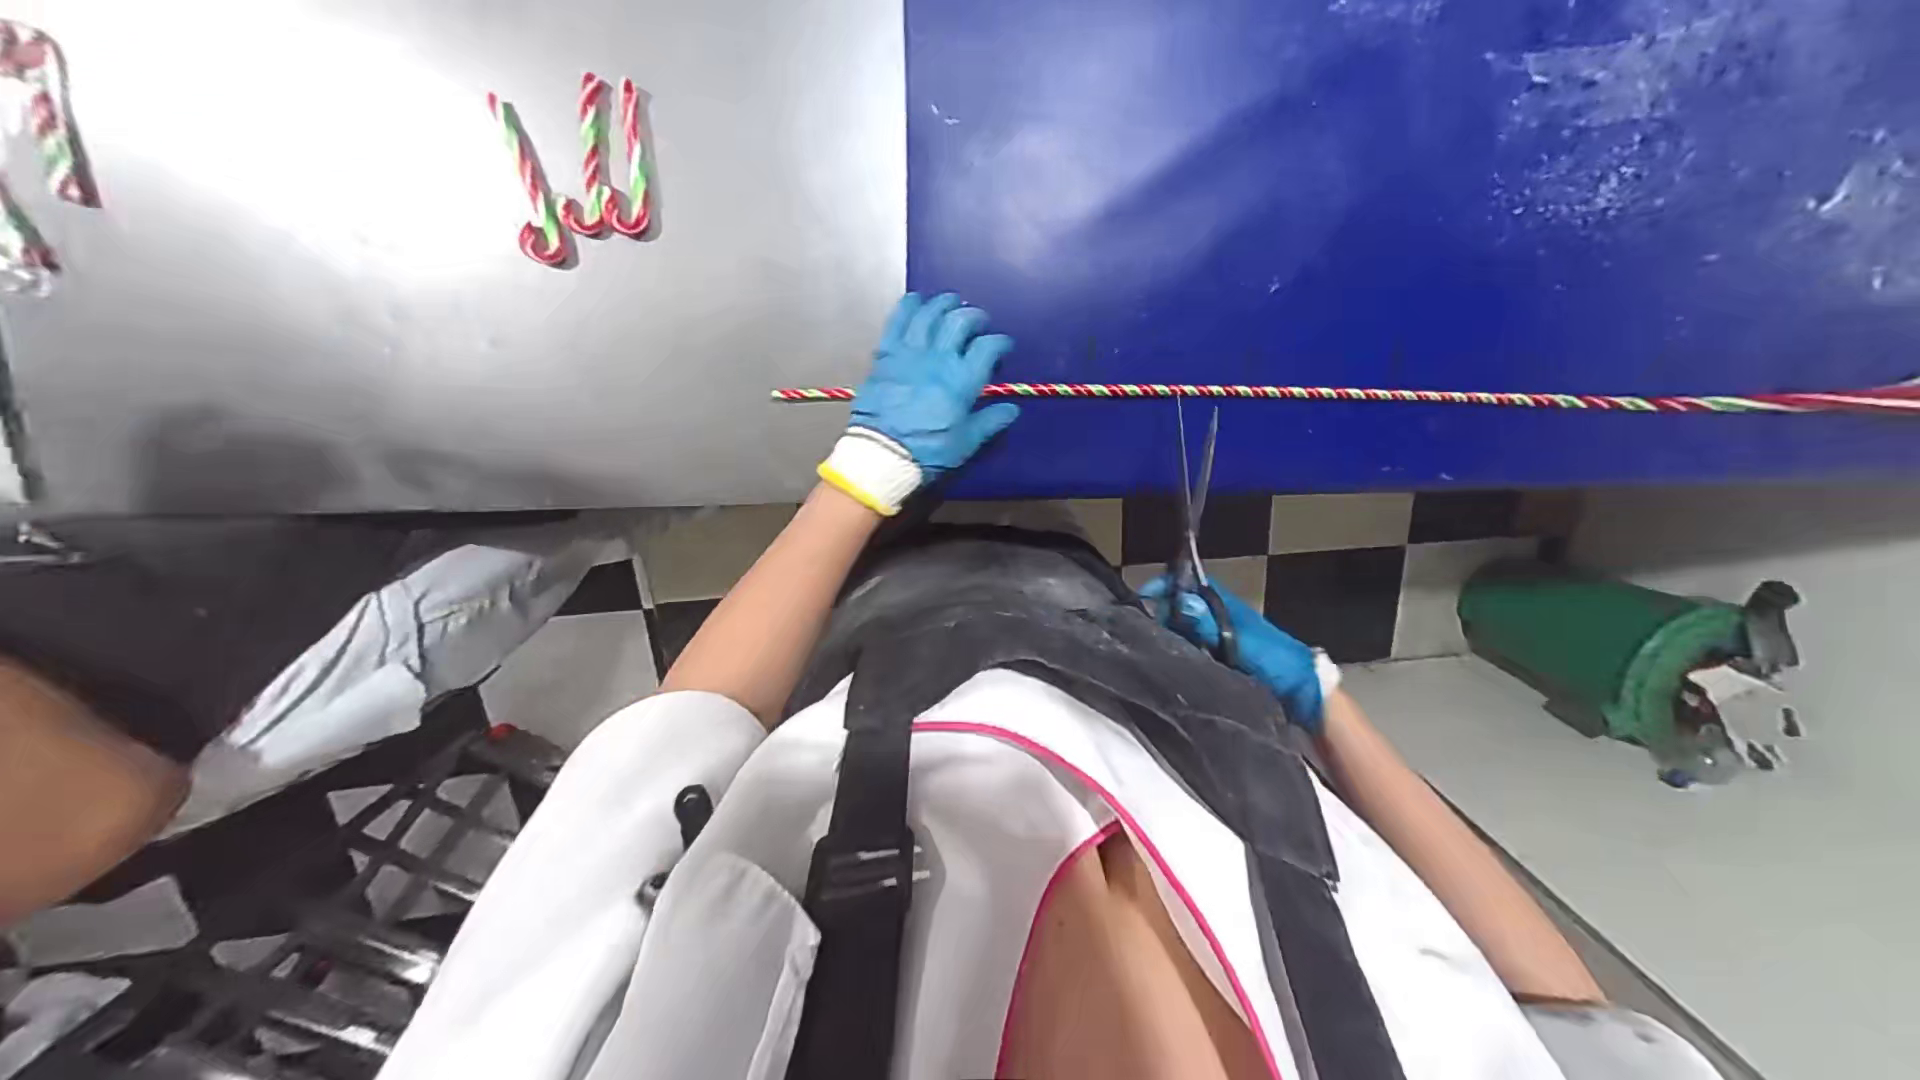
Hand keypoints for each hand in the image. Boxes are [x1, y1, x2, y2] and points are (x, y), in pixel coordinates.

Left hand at [818, 292, 1020, 515]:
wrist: (881, 454)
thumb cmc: (927, 451)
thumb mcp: (965, 443)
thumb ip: (989, 422)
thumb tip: (1011, 409)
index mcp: (962, 380)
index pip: (987, 347)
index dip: (1000, 342)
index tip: (1003, 346)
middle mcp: (938, 358)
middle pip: (960, 321)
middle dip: (974, 316)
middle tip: (978, 321)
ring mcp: (909, 353)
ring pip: (929, 314)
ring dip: (942, 304)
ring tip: (950, 302)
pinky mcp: (886, 355)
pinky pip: (897, 321)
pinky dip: (908, 307)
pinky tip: (914, 300)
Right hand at [1137, 576, 1328, 733]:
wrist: (1304, 699)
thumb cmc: (1280, 665)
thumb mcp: (1247, 643)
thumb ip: (1214, 624)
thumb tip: (1182, 602)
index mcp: (1227, 606)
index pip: (1189, 584)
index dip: (1166, 587)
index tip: (1142, 599)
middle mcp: (1219, 617)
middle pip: (1180, 606)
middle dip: (1159, 611)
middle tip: (1138, 628)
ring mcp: (1217, 638)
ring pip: (1182, 627)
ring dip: (1165, 633)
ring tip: (1145, 646)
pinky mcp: (1216, 659)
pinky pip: (1188, 648)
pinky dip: (1175, 651)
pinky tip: (1163, 662)